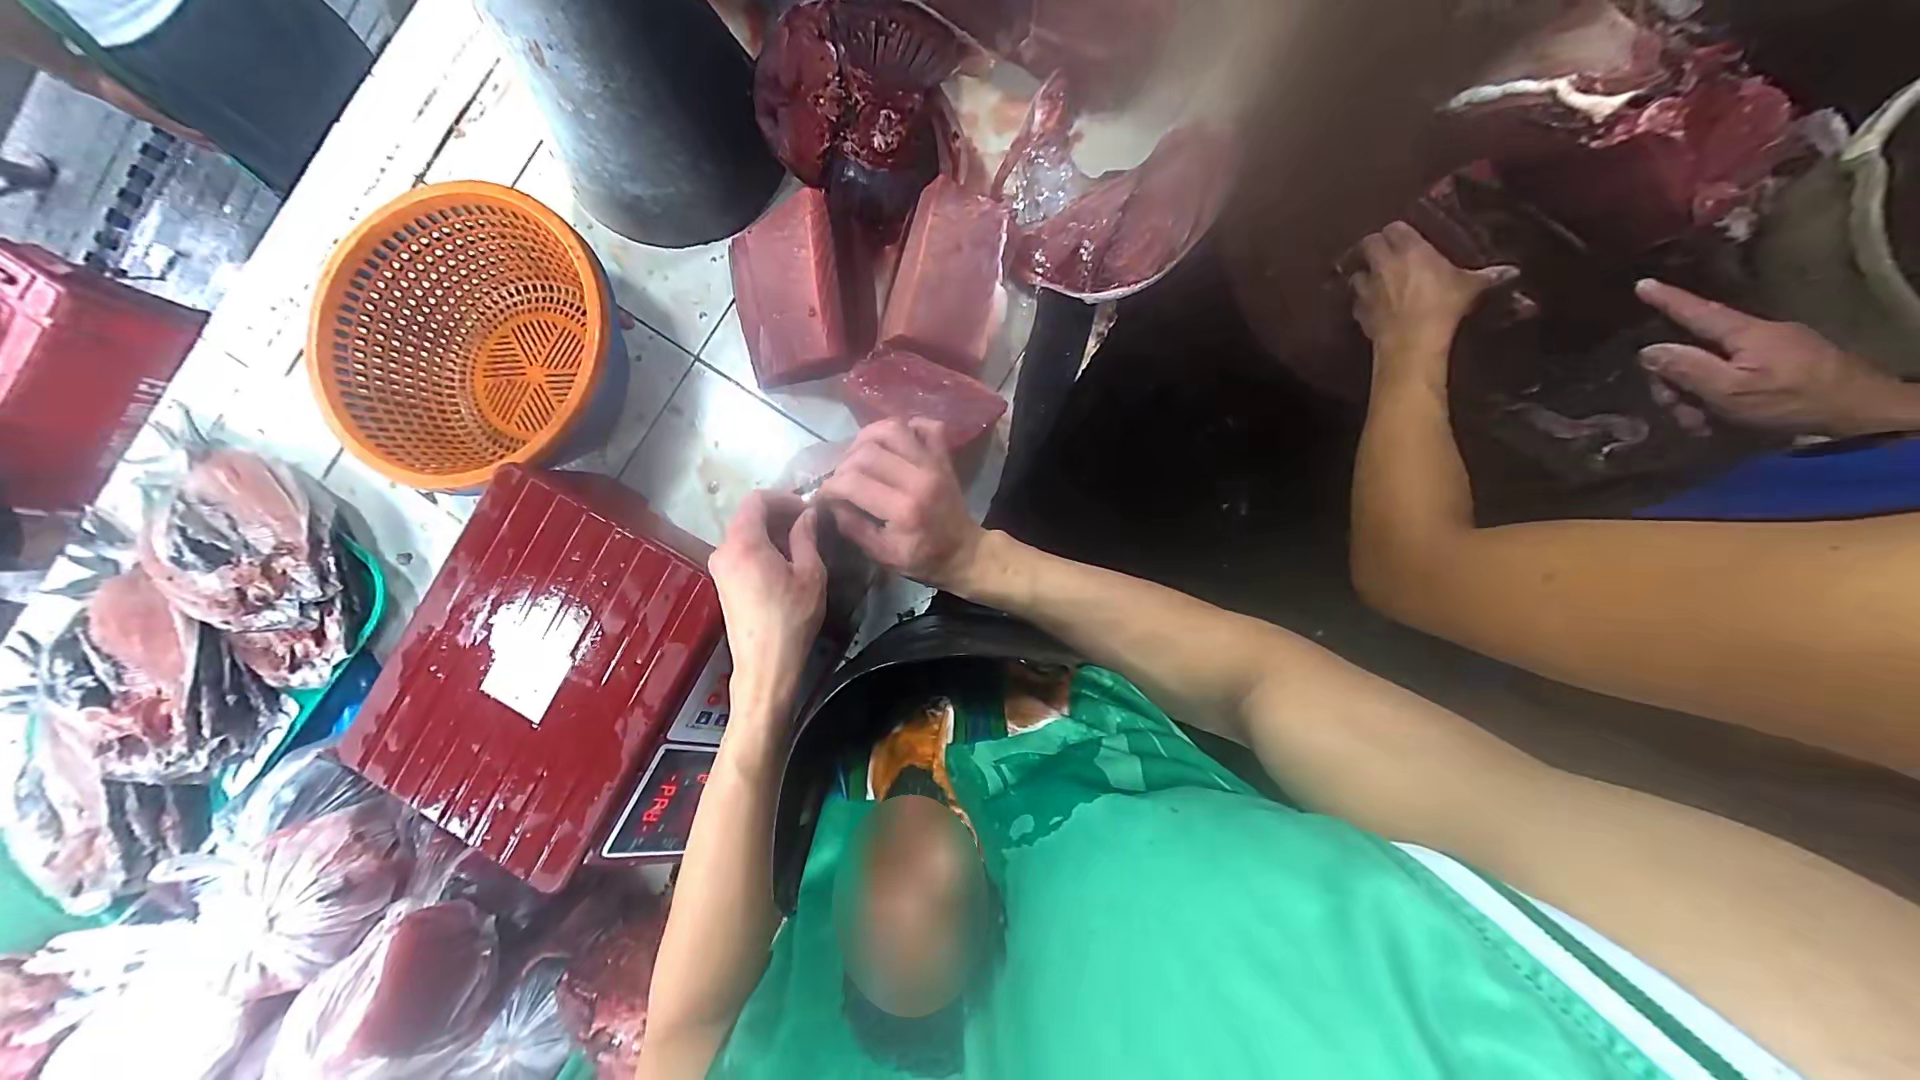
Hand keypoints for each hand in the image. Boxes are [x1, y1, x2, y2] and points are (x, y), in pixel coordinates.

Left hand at [709, 491, 825, 719]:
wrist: (766, 665)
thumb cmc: (791, 619)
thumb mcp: (811, 573)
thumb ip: (806, 536)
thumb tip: (808, 514)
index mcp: (743, 543)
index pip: (757, 499)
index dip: (785, 498)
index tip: (808, 509)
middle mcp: (723, 551)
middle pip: (749, 516)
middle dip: (780, 514)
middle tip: (810, 525)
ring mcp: (720, 568)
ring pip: (745, 534)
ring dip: (773, 532)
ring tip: (802, 545)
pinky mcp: (723, 583)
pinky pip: (742, 552)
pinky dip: (763, 547)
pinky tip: (786, 564)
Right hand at [816, 419, 984, 590]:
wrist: (965, 552)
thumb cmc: (923, 558)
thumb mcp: (882, 554)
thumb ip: (853, 527)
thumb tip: (830, 501)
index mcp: (903, 509)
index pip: (853, 482)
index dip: (830, 487)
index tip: (825, 495)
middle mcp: (919, 478)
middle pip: (867, 451)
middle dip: (844, 464)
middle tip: (841, 479)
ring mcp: (934, 463)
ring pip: (892, 428)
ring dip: (867, 437)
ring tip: (858, 456)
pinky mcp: (943, 456)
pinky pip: (926, 426)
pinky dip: (907, 428)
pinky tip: (893, 444)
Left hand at [1351, 221, 1517, 373]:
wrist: (1411, 341)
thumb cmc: (1443, 306)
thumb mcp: (1470, 287)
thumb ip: (1487, 276)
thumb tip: (1510, 271)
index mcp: (1409, 250)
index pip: (1394, 228)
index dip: (1397, 232)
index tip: (1404, 237)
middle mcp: (1383, 264)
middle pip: (1369, 243)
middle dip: (1375, 246)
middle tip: (1386, 254)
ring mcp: (1366, 287)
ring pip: (1356, 272)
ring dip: (1364, 274)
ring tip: (1375, 280)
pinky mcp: (1357, 310)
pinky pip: (1356, 300)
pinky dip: (1361, 300)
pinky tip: (1371, 305)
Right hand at [1636, 280, 1919, 437]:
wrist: (1865, 413)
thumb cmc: (1794, 401)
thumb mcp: (1730, 390)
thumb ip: (1687, 369)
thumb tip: (1649, 350)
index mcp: (1746, 334)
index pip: (1698, 312)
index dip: (1668, 300)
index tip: (1643, 284)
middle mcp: (1759, 335)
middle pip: (1695, 351)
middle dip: (1676, 383)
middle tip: (1680, 412)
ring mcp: (1774, 350)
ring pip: (1709, 368)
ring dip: (1694, 398)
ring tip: (1701, 424)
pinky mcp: (1783, 365)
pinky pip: (1731, 375)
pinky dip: (1715, 398)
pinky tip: (1717, 419)